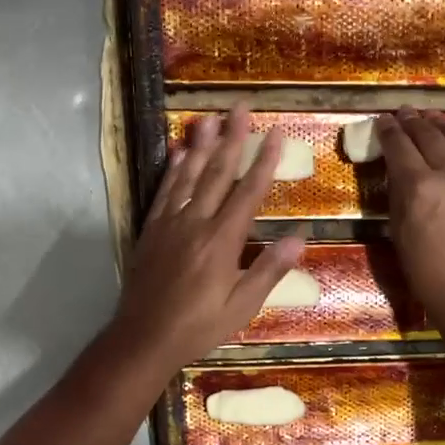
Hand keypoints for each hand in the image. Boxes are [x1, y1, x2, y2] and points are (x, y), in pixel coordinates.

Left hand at [114, 102, 304, 368]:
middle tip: (242, 107)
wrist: (145, 337)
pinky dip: (173, 170)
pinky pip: (164, 192)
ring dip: (202, 145)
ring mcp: (170, 224)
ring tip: (211, 117)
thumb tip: (299, 239)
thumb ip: (269, 270)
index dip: (264, 162)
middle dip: (233, 139)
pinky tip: (179, 153)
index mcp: (222, 242)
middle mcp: (196, 223)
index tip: (277, 134)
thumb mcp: (242, 307)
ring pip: (188, 176)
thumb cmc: (199, 328)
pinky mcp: (151, 231)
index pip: (248, 193)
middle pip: (218, 174)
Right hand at [375, 108, 444, 324]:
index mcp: (419, 188)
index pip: (399, 145)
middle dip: (411, 121)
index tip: (382, 121)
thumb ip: (397, 192)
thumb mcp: (398, 230)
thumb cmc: (424, 270)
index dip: (388, 130)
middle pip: (427, 133)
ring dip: (437, 124)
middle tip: (402, 112)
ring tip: (427, 116)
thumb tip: (396, 166)